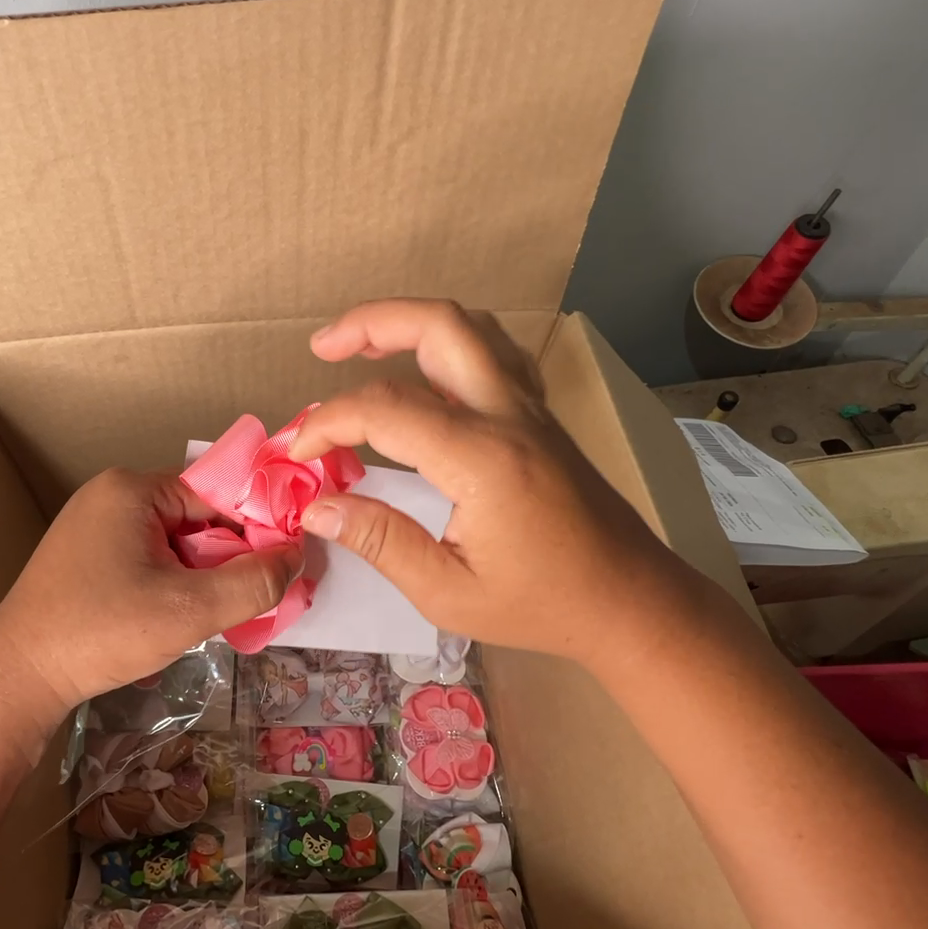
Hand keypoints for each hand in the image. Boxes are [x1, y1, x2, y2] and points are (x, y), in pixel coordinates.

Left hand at [0, 468, 302, 732]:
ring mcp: (96, 527)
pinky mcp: (88, 559)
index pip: (218, 496)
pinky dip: (175, 585)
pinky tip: (183, 618)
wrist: (17, 678)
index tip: (285, 568)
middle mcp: (112, 496)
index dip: (256, 531)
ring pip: (177, 544)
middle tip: (256, 601)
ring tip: (220, 615)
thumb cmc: (101, 632)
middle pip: (198, 519)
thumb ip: (253, 583)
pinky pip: (151, 560)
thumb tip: (299, 556)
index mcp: (132, 488)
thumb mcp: (188, 610)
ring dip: (203, 577)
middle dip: (229, 560)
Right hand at [289, 299, 711, 666]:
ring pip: (472, 328)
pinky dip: (451, 343)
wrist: (628, 600)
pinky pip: (495, 353)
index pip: (385, 409)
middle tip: (320, 347)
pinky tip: (428, 368)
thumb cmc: (539, 605)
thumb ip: (379, 541)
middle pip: (439, 326)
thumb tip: (317, 507)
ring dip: (412, 322)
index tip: (298, 453)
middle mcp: (508, 415)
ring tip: (362, 343)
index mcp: (481, 459)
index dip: (328, 422)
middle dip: (369, 322)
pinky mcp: (541, 417)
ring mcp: (531, 409)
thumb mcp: (447, 592)